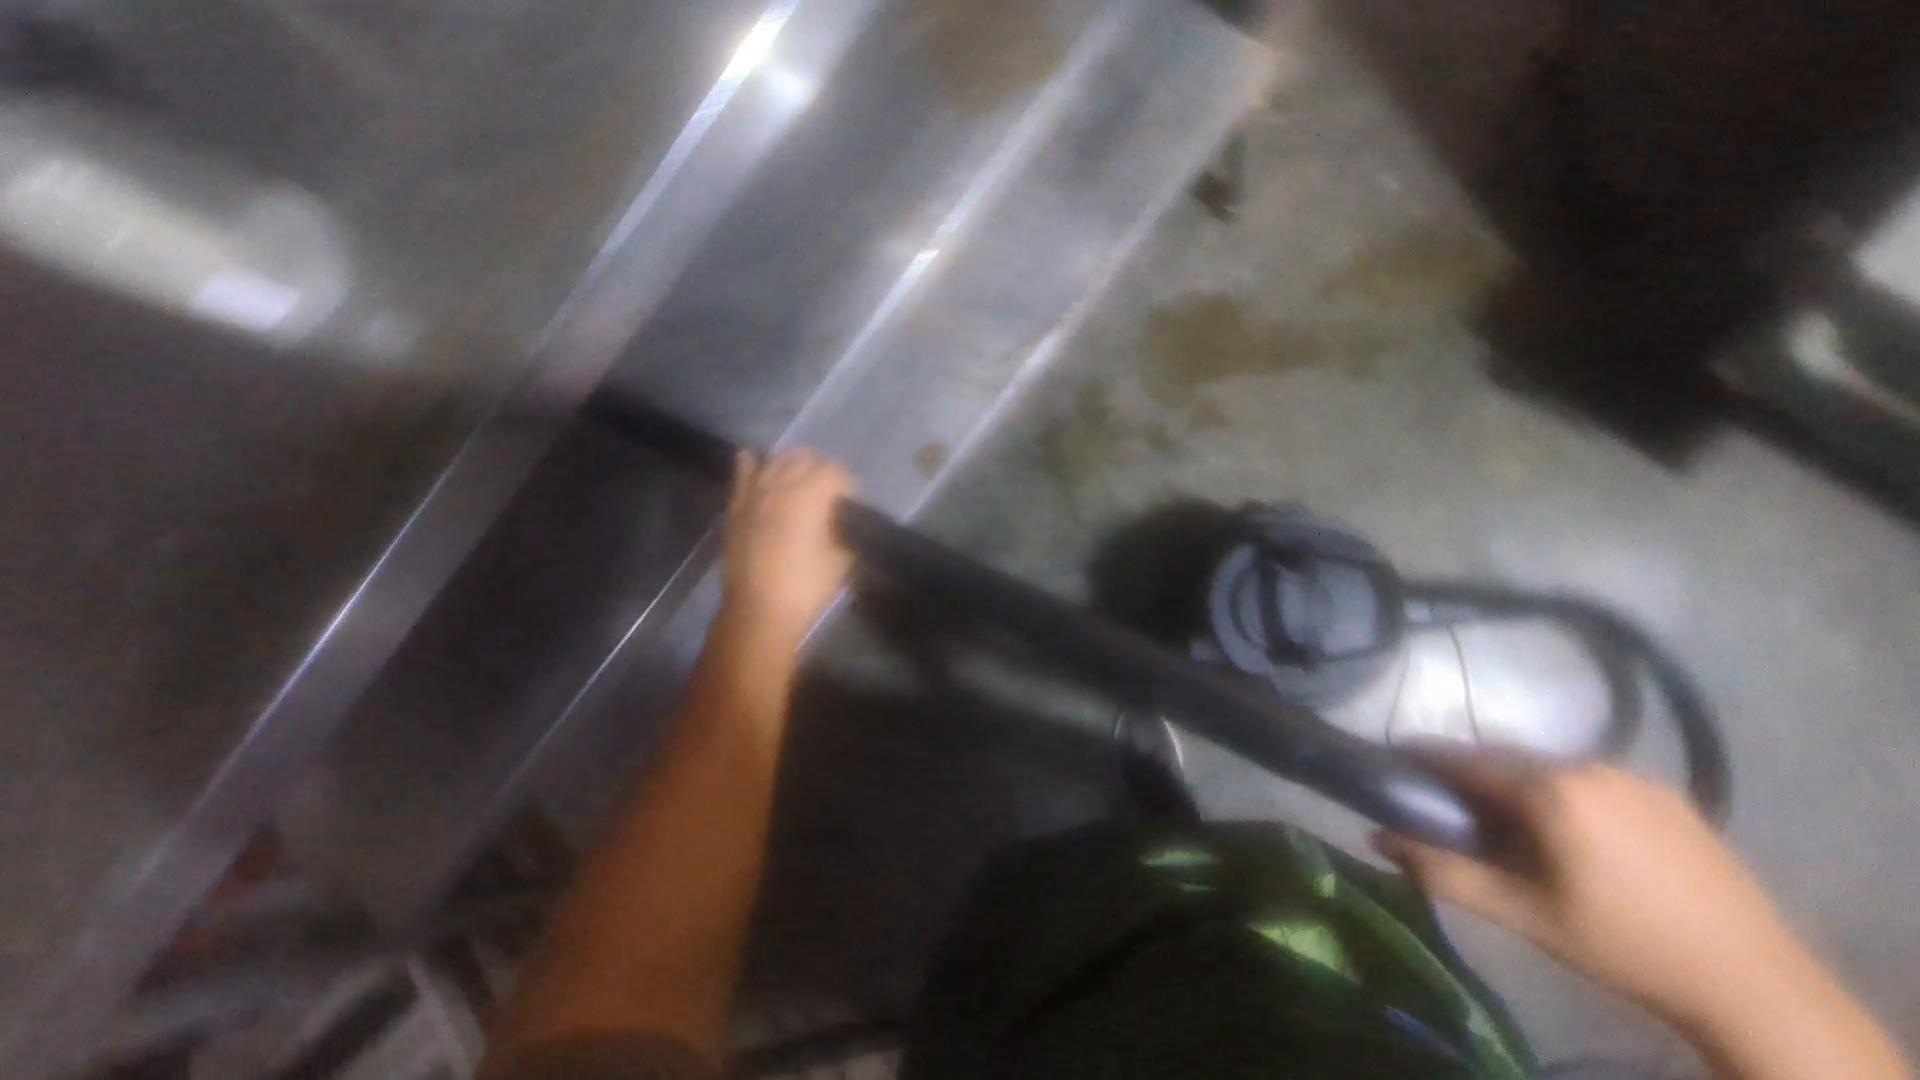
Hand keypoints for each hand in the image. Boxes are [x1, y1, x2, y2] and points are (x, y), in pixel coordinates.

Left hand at [719, 449, 854, 641]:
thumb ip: (844, 535)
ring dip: (791, 465)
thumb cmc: (805, 587)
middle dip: (821, 470)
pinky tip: (756, 463)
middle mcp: (781, 485)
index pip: (835, 472)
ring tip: (799, 481)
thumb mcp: (840, 562)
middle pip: (805, 459)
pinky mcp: (736, 507)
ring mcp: (754, 493)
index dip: (848, 485)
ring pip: (775, 461)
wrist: (758, 611)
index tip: (853, 503)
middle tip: (830, 492)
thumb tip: (843, 527)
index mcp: (810, 495)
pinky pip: (743, 473)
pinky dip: (752, 464)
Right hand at [1374, 754, 1793, 1025]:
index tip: (1396, 758)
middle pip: (1511, 760)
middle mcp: (1592, 766)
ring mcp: (1638, 778)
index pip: (1469, 758)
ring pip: (1554, 769)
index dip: (1428, 757)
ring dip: (1521, 785)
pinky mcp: (1672, 797)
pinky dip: (1565, 794)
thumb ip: (1445, 872)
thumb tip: (1379, 838)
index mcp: (1552, 790)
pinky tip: (1573, 835)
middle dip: (1474, 774)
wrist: (1751, 981)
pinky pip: (1595, 781)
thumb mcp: (1522, 915)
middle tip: (1450, 804)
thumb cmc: (1621, 945)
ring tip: (1510, 824)